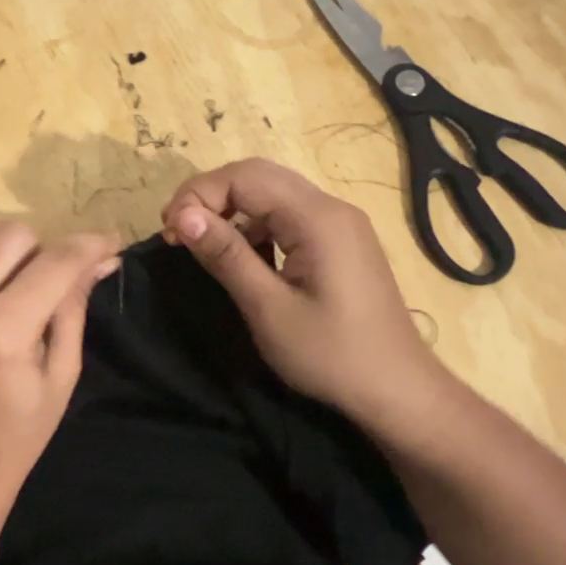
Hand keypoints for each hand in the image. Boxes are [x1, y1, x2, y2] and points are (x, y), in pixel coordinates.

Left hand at [0, 222, 121, 533]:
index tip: (109, 243)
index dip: (88, 246)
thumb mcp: (60, 374)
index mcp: (0, 329)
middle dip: (41, 251)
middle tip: (53, 285)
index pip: (54, 262)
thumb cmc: (17, 434)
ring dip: (4, 269)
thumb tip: (98, 258)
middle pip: (9, 235)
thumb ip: (73, 308)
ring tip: (13, 312)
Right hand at [161, 158, 451, 429]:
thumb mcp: (268, 308)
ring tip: (199, 245)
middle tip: (176, 233)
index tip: (170, 234)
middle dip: (210, 196)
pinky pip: (288, 217)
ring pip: (272, 194)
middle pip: (258, 176)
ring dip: (231, 210)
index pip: (244, 177)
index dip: (198, 196)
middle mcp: (331, 208)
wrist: (395, 388)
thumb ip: (226, 256)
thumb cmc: (330, 354)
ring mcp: (339, 224)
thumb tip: (183, 217)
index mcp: (317, 218)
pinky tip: (239, 257)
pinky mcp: (339, 243)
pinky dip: (255, 226)